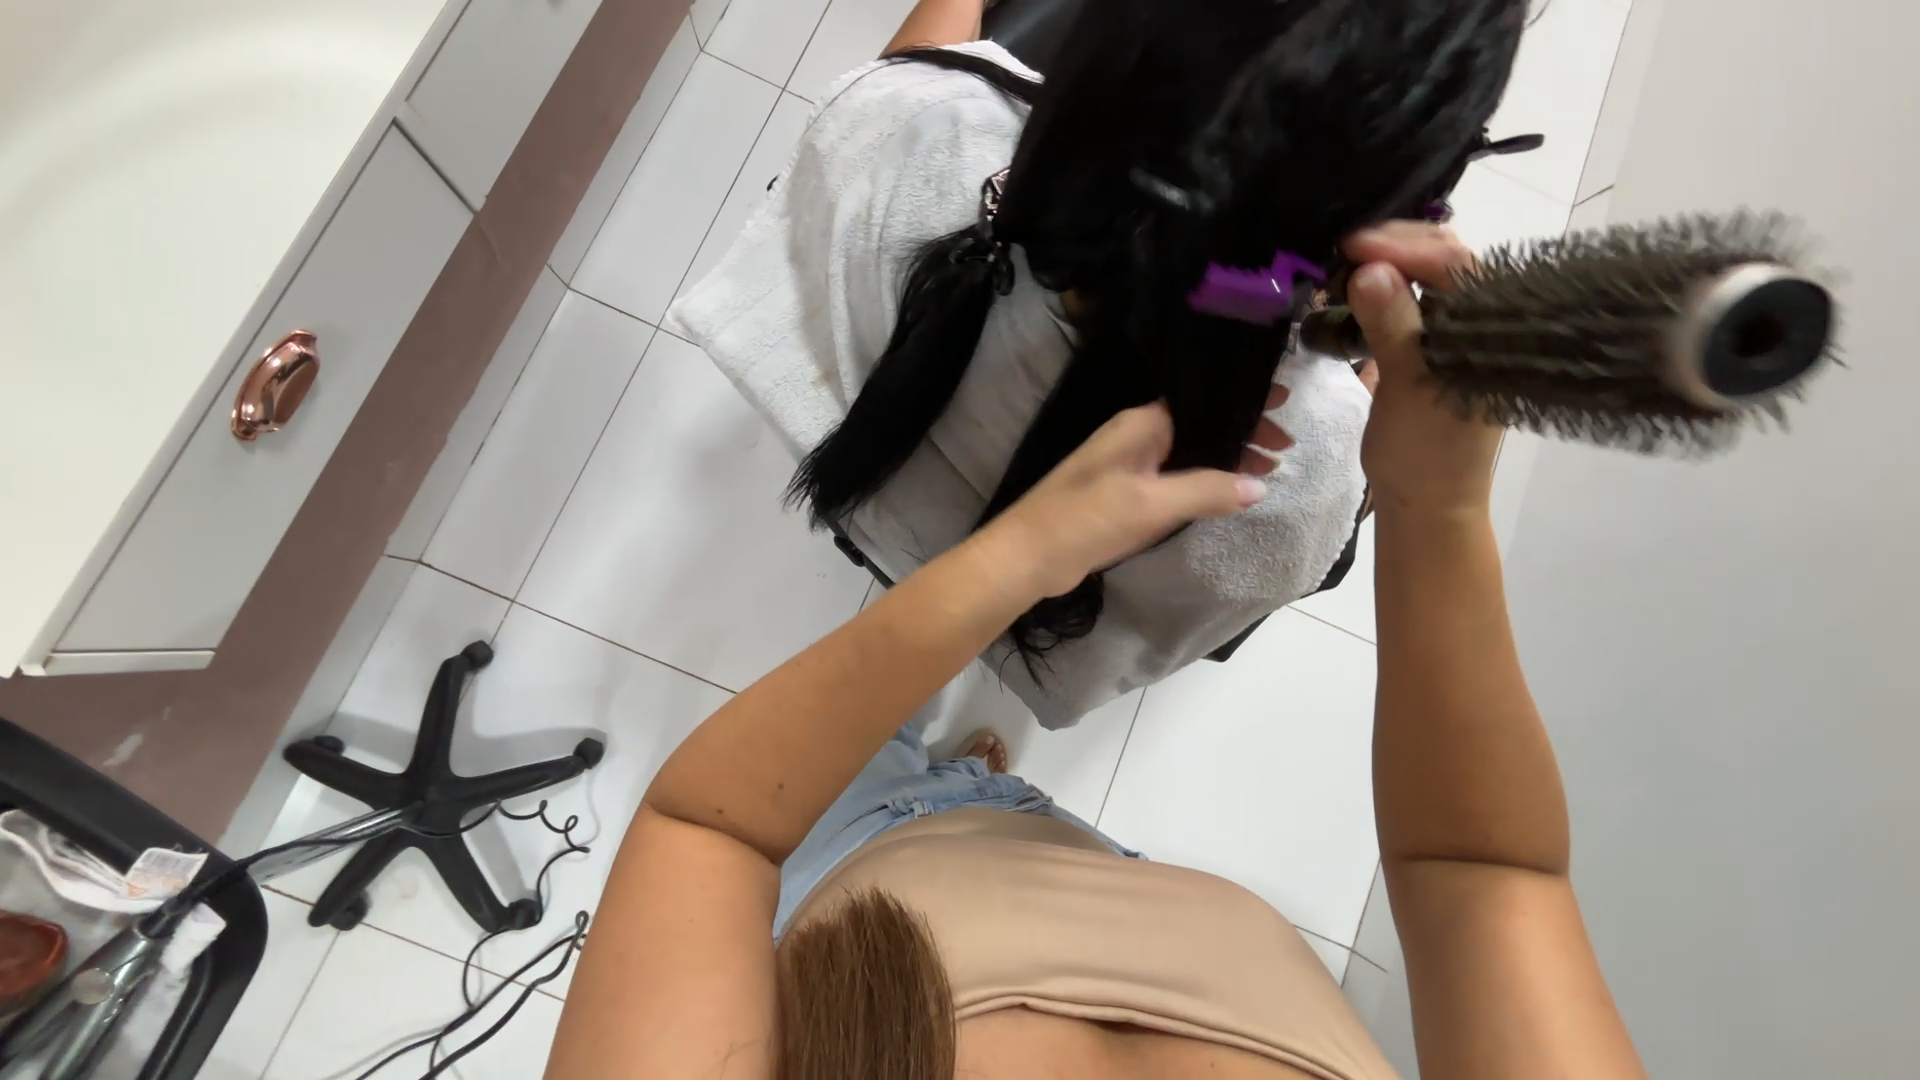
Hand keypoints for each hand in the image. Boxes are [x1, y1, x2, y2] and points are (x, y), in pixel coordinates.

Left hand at [970, 403, 1265, 600]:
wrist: (1028, 556)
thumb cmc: (1085, 520)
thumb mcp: (1151, 504)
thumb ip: (1206, 490)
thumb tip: (1259, 486)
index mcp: (1141, 424)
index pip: (1203, 402)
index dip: (1244, 405)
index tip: (1285, 408)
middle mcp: (1136, 438)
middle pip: (1199, 426)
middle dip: (1241, 434)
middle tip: (1285, 449)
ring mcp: (1129, 468)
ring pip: (1188, 455)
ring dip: (1223, 460)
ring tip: (1268, 470)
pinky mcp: (1124, 497)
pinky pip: (1172, 482)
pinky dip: (1201, 484)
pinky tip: (1225, 496)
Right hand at [1343, 221, 1503, 517]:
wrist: (1425, 503)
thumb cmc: (1425, 451)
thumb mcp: (1408, 386)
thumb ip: (1392, 324)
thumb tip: (1369, 269)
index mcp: (1494, 327)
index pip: (1454, 262)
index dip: (1403, 245)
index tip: (1352, 244)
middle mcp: (1485, 322)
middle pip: (1444, 261)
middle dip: (1394, 248)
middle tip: (1343, 250)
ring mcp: (1458, 336)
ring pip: (1426, 281)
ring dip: (1387, 267)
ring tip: (1345, 265)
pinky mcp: (1433, 352)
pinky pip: (1412, 306)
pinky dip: (1383, 293)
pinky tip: (1357, 291)